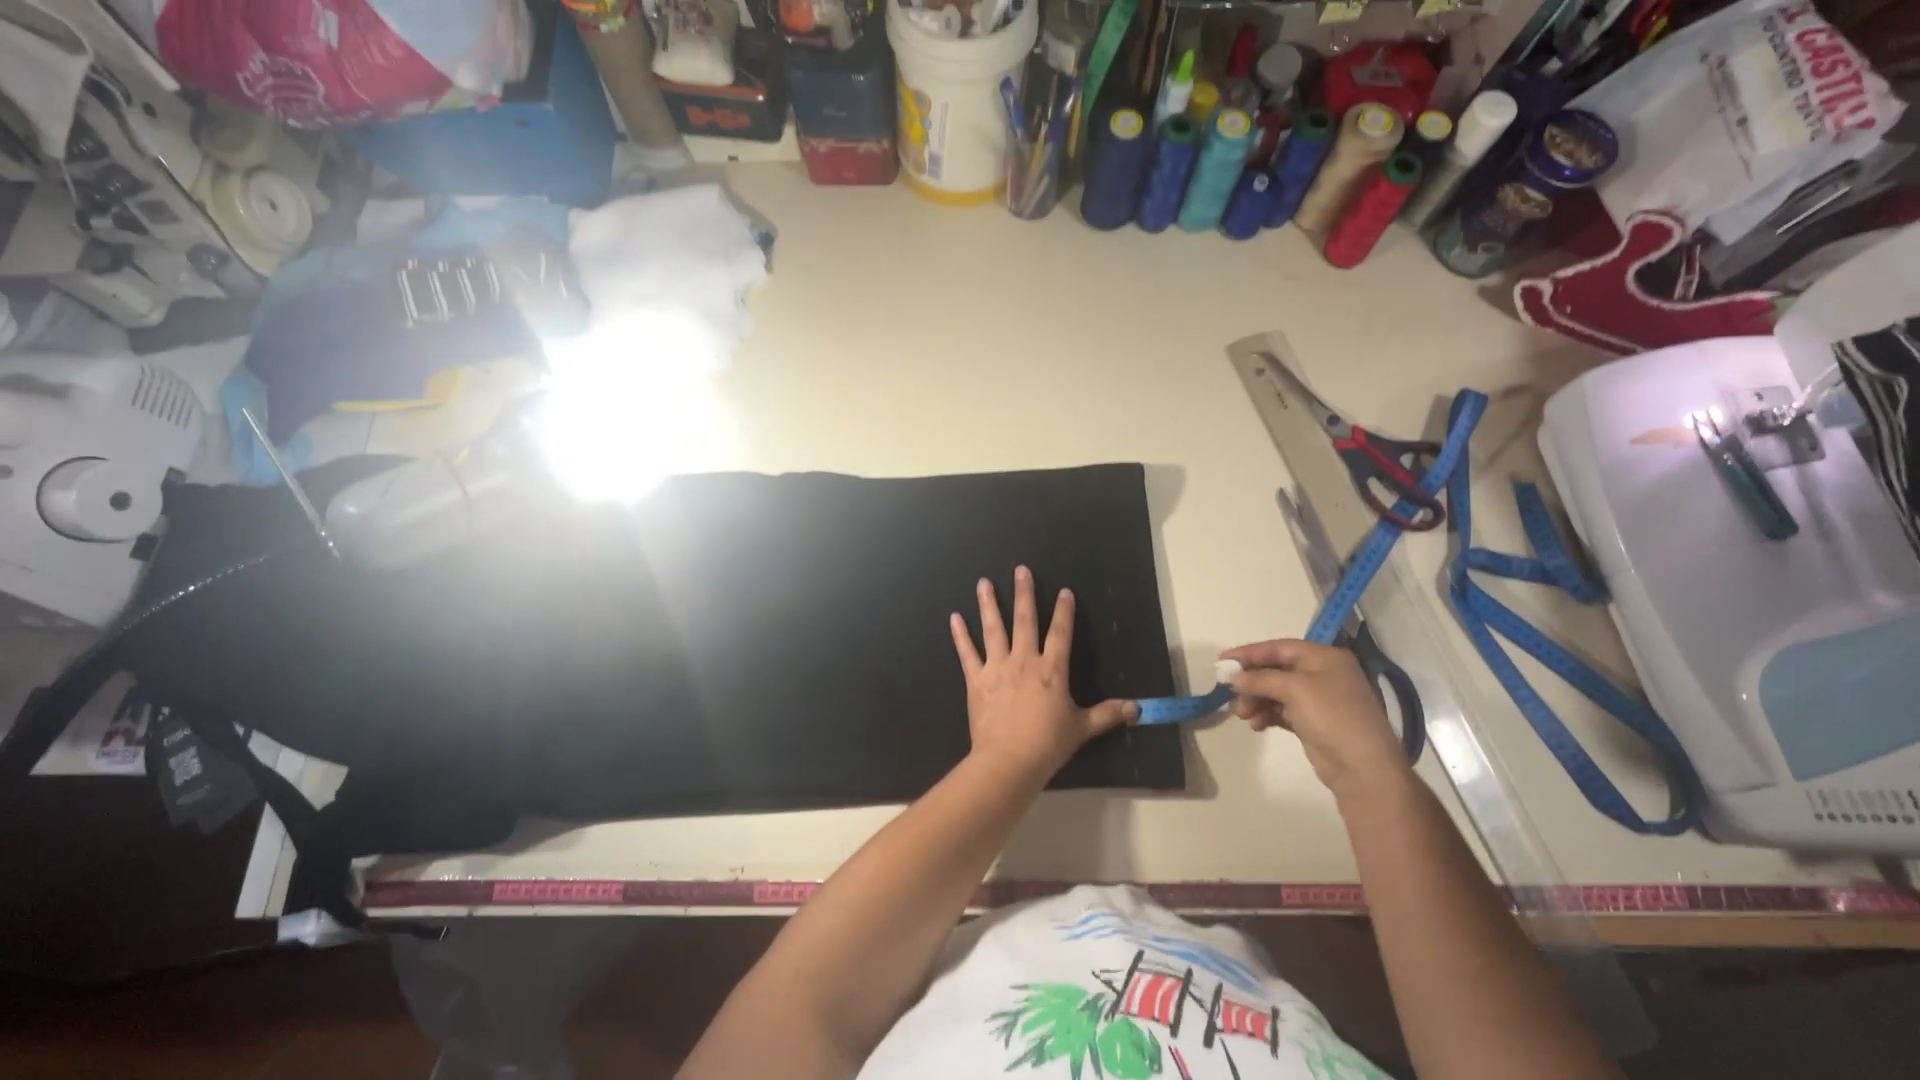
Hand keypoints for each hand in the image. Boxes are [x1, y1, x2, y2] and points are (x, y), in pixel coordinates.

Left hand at [950, 567, 1136, 781]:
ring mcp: (997, 668)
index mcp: (1052, 670)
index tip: (1064, 592)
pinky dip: (960, 635)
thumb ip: (1107, 714)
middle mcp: (1024, 661)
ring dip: (989, 605)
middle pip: (1025, 621)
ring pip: (993, 629)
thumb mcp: (1082, 728)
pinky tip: (954, 618)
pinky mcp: (976, 681)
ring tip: (984, 583)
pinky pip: (967, 653)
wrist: (1008, 760)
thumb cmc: (1048, 744)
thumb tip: (1137, 709)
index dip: (1064, 611)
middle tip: (1020, 570)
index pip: (1061, 633)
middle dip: (1024, 594)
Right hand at [1222, 639, 1410, 797]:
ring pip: (1277, 692)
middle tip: (1231, 694)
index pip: (1279, 648)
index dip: (1249, 653)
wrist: (1362, 766)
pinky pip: (1282, 711)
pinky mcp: (1313, 722)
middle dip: (1252, 682)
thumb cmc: (1332, 716)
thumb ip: (1261, 679)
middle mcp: (1323, 674)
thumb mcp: (1295, 689)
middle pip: (1276, 670)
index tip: (1222, 661)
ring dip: (1257, 700)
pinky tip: (1257, 725)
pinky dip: (1267, 714)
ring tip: (1243, 715)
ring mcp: (1319, 699)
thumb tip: (1234, 678)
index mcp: (1324, 657)